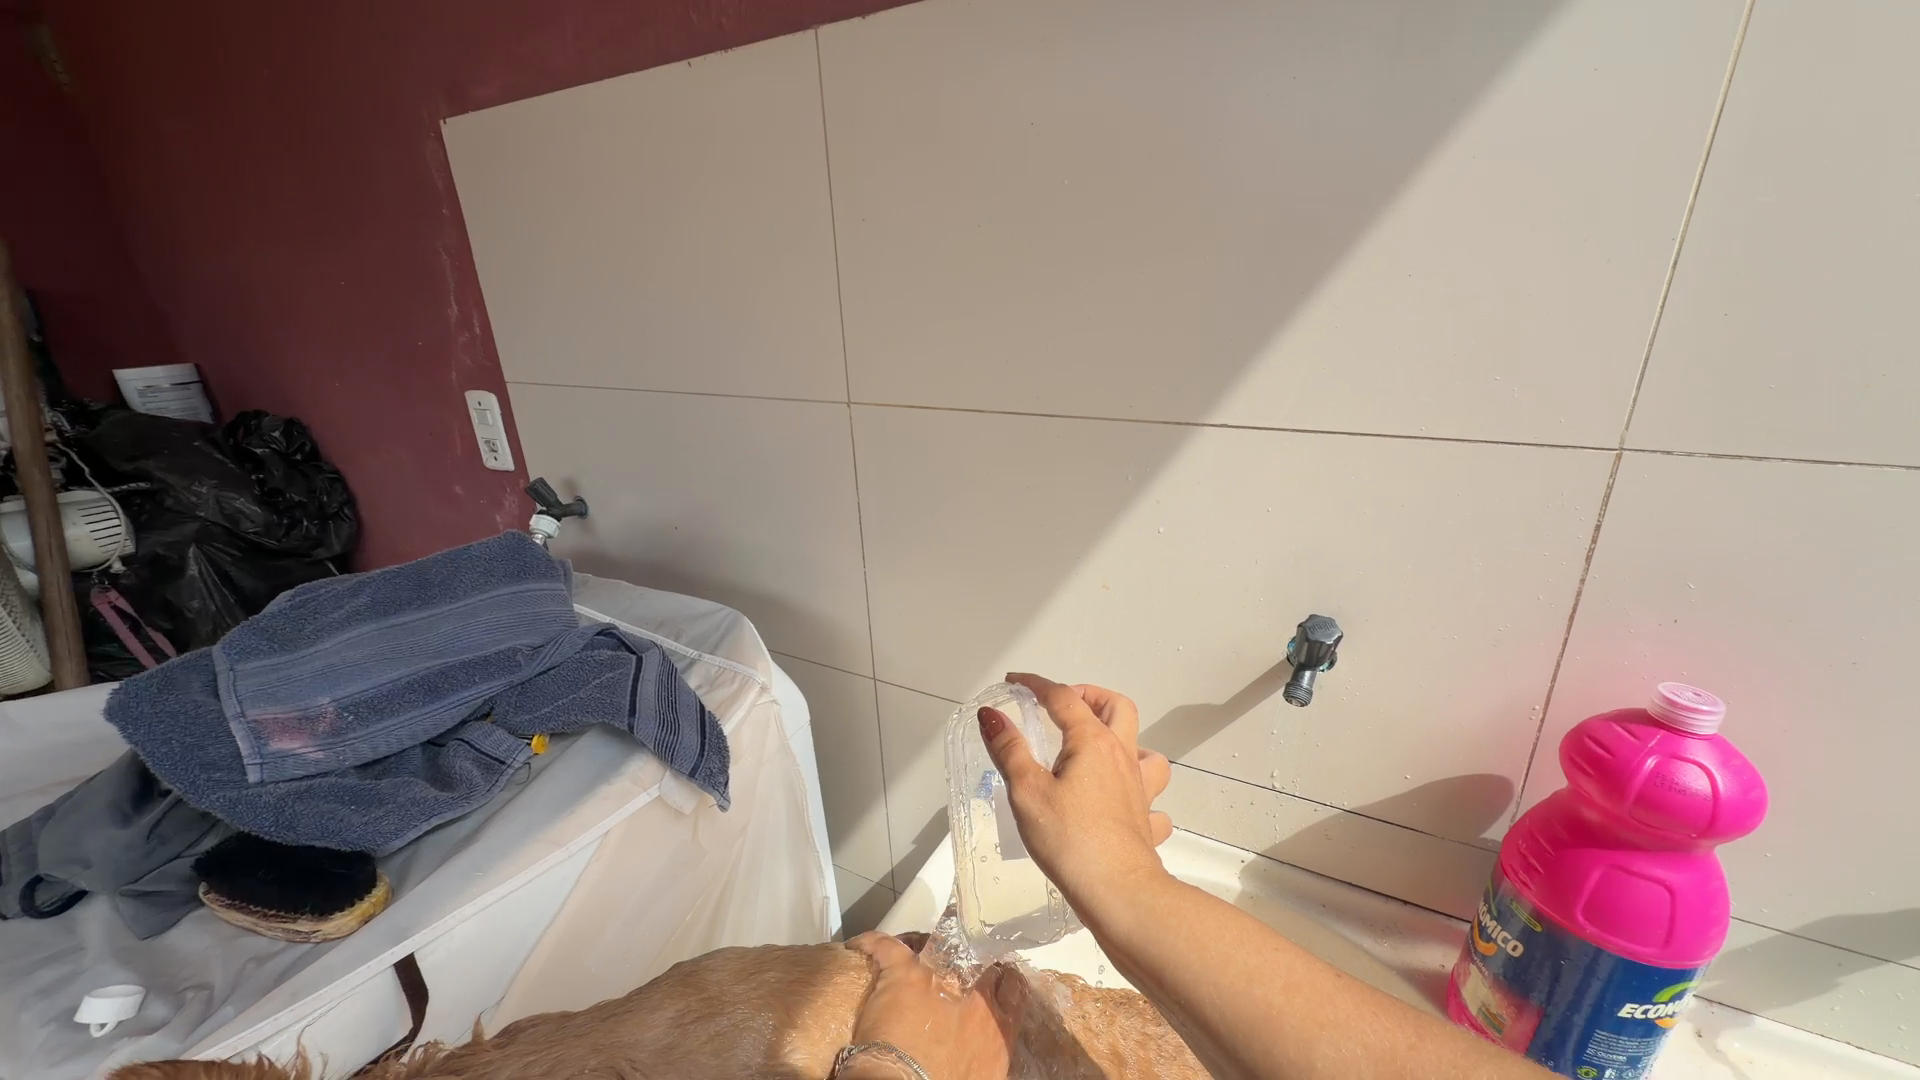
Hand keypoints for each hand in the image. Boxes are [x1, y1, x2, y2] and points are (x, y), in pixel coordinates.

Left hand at [843, 932, 1016, 1079]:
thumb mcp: (984, 1075)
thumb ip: (989, 1050)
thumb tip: (982, 1046)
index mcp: (997, 1026)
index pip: (1010, 987)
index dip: (1001, 979)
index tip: (993, 977)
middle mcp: (973, 996)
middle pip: (976, 960)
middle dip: (967, 959)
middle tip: (952, 964)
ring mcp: (939, 979)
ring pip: (935, 946)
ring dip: (923, 948)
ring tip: (911, 952)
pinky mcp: (903, 973)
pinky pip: (887, 947)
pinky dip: (872, 944)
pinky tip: (862, 946)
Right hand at [980, 674, 1173, 906]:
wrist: (1118, 892)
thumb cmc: (1068, 838)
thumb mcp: (1027, 791)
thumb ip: (1009, 750)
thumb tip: (991, 715)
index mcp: (1092, 742)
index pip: (1064, 697)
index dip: (1037, 684)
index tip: (1015, 682)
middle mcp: (1122, 756)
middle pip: (1117, 706)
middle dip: (1090, 696)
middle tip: (1062, 707)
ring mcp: (1141, 789)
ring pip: (1145, 751)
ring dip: (1124, 741)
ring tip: (1096, 752)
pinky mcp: (1146, 821)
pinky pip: (1152, 799)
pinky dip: (1139, 794)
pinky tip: (1121, 804)